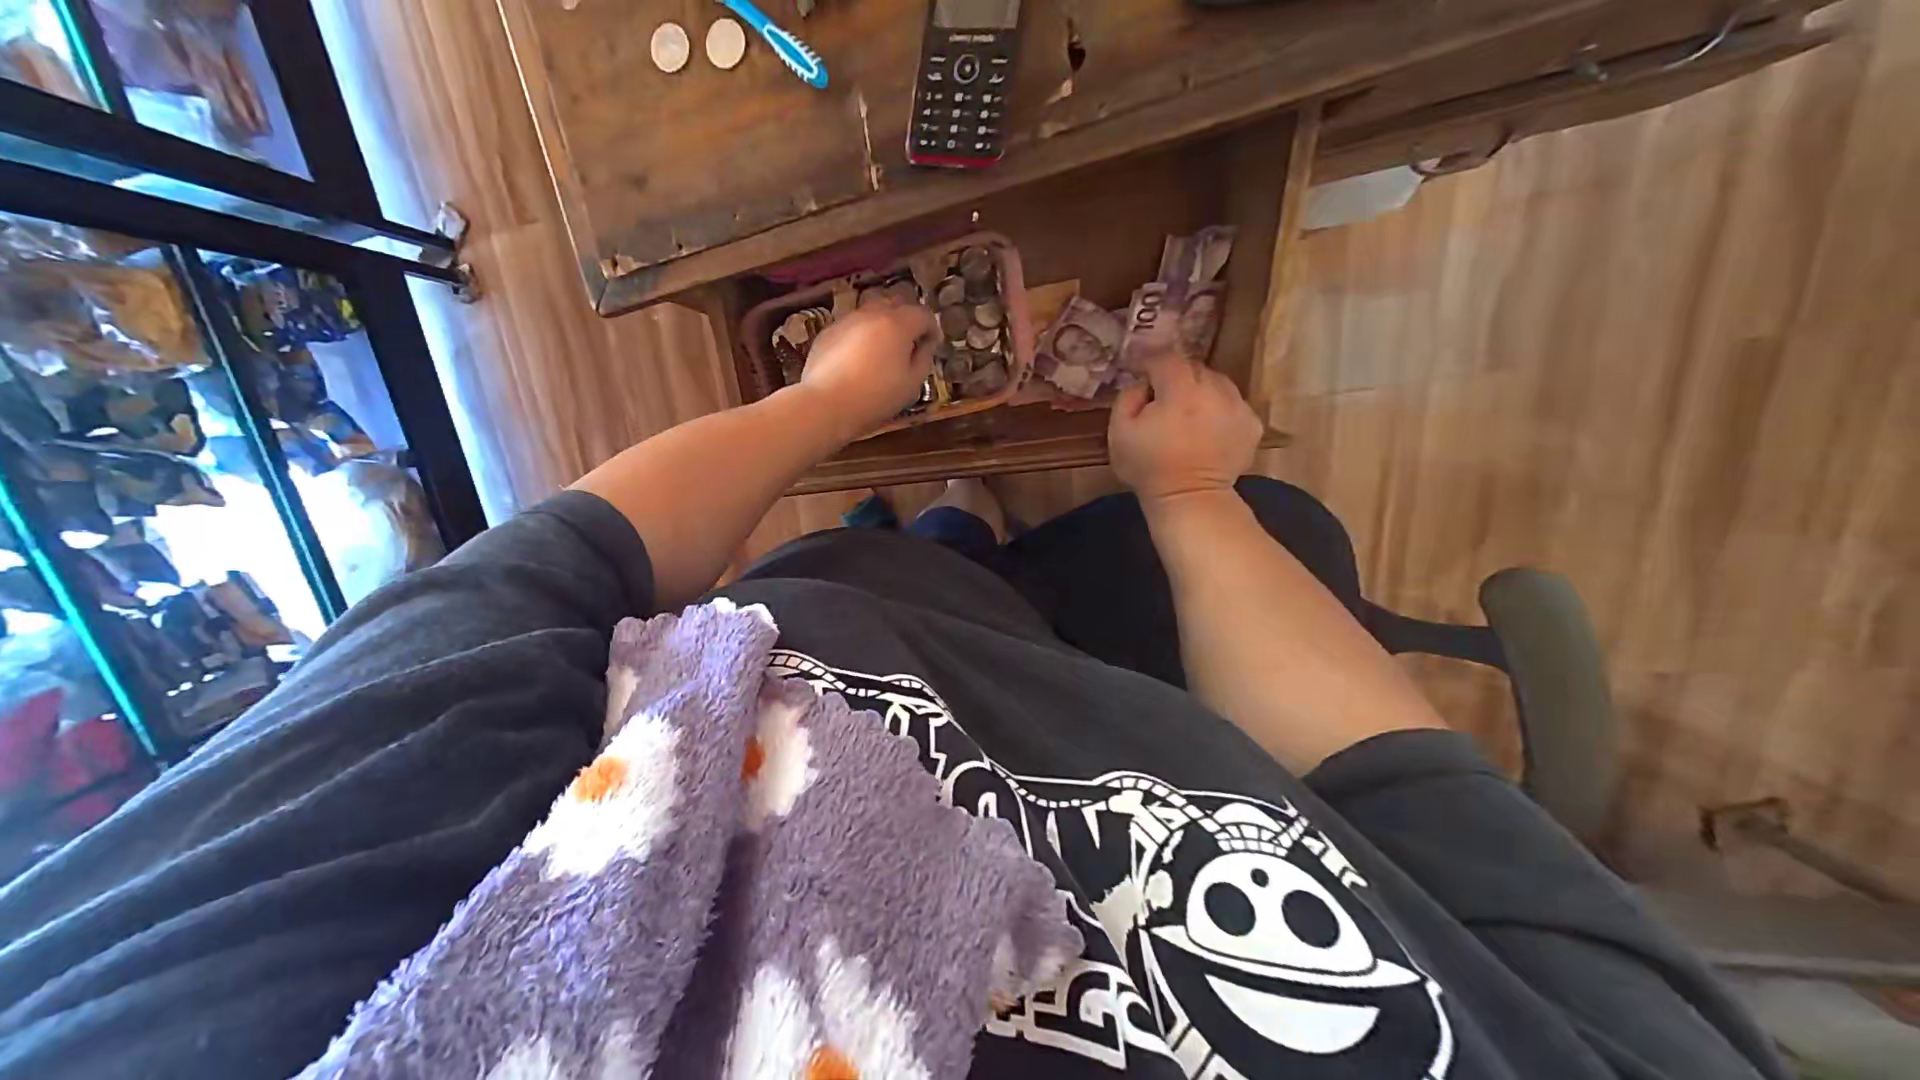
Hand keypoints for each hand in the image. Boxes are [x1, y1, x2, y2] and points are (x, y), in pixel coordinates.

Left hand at [794, 302, 935, 442]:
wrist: (827, 404)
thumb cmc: (876, 396)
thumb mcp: (912, 384)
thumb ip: (924, 359)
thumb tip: (925, 345)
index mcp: (898, 324)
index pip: (923, 314)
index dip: (932, 329)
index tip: (932, 345)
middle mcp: (872, 314)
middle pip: (895, 305)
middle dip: (906, 320)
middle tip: (908, 344)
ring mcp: (847, 321)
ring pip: (871, 313)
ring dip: (881, 326)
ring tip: (882, 351)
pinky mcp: (827, 332)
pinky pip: (851, 327)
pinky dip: (860, 336)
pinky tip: (857, 359)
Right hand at [1109, 357, 1261, 504]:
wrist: (1190, 500)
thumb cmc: (1149, 469)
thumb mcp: (1119, 433)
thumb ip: (1127, 397)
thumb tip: (1143, 383)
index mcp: (1180, 392)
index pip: (1167, 358)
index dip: (1151, 360)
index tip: (1142, 368)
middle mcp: (1214, 392)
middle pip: (1195, 368)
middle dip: (1178, 377)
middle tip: (1165, 397)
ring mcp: (1238, 407)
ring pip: (1218, 383)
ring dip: (1202, 391)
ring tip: (1189, 413)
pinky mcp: (1252, 424)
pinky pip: (1234, 403)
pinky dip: (1221, 409)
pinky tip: (1208, 429)